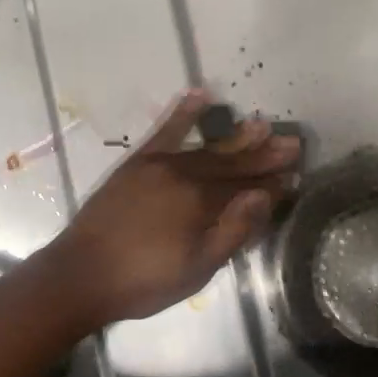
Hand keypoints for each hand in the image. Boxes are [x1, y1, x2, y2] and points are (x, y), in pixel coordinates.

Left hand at [34, 90, 299, 329]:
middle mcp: (181, 174)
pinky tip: (200, 95)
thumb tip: (264, 195)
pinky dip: (182, 113)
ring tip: (260, 124)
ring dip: (234, 137)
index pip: (245, 188)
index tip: (296, 175)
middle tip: (293, 142)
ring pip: (203, 147)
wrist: (81, 274)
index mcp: (198, 202)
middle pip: (229, 163)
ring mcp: (156, 165)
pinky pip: (163, 131)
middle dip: (262, 155)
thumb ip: (233, 230)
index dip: (272, 183)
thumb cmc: (143, 281)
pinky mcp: (135, 164)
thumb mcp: (197, 268)